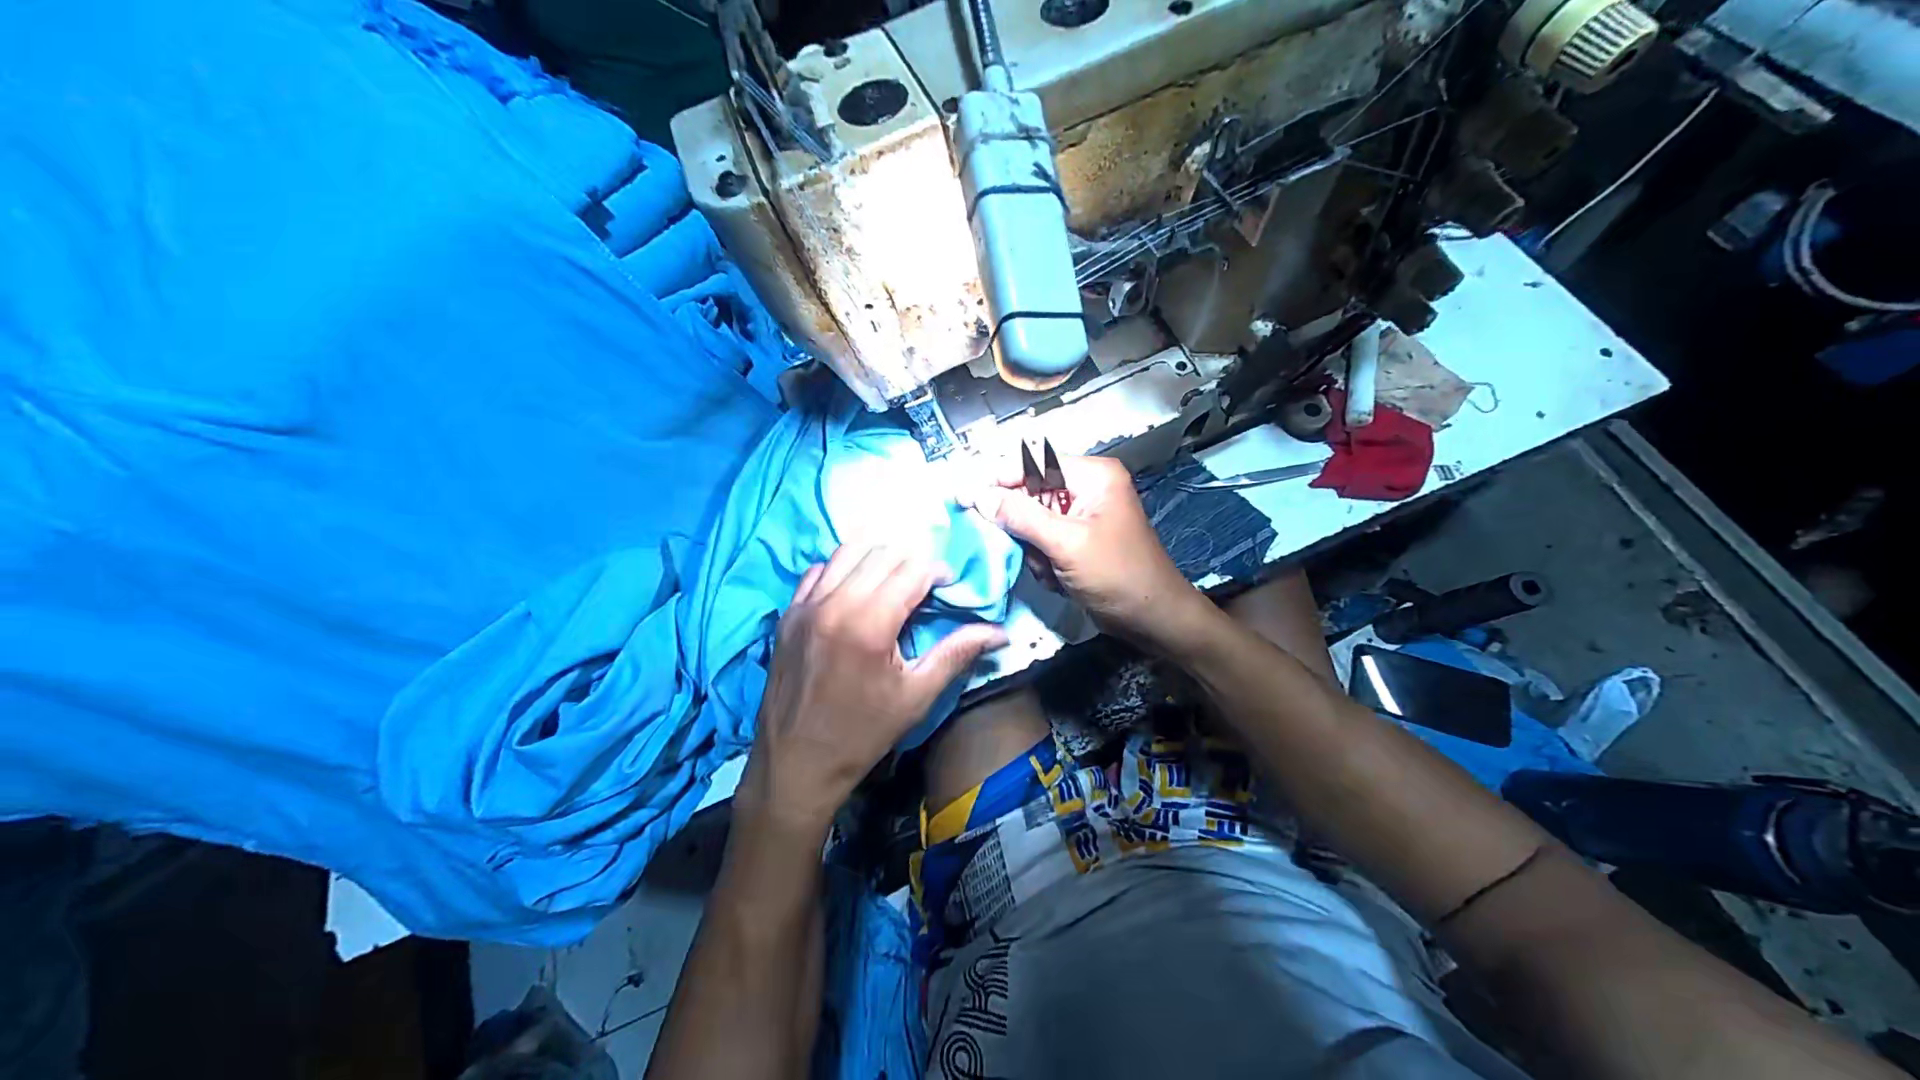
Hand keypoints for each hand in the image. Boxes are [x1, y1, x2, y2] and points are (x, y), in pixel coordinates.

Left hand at [741, 543, 1007, 831]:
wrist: (796, 762)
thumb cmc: (863, 733)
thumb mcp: (917, 696)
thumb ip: (957, 653)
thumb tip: (1000, 632)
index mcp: (869, 624)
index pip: (912, 569)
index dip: (937, 571)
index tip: (947, 586)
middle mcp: (834, 603)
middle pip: (882, 554)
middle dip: (910, 561)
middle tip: (924, 583)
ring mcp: (805, 606)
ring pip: (846, 551)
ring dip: (877, 557)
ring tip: (892, 579)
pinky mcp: (788, 614)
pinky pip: (818, 570)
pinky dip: (841, 569)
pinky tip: (854, 590)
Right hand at [971, 452, 1207, 646]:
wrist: (1153, 620)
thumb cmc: (1117, 576)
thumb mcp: (1065, 543)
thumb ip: (1020, 516)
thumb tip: (978, 495)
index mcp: (1092, 475)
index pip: (1033, 464)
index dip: (999, 480)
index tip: (965, 497)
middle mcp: (1086, 488)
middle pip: (1029, 494)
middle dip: (1024, 528)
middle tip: (1030, 552)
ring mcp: (1081, 515)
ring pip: (1031, 522)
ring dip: (1033, 550)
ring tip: (1051, 570)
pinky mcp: (1077, 540)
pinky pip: (1042, 541)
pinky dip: (1044, 562)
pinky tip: (1059, 579)